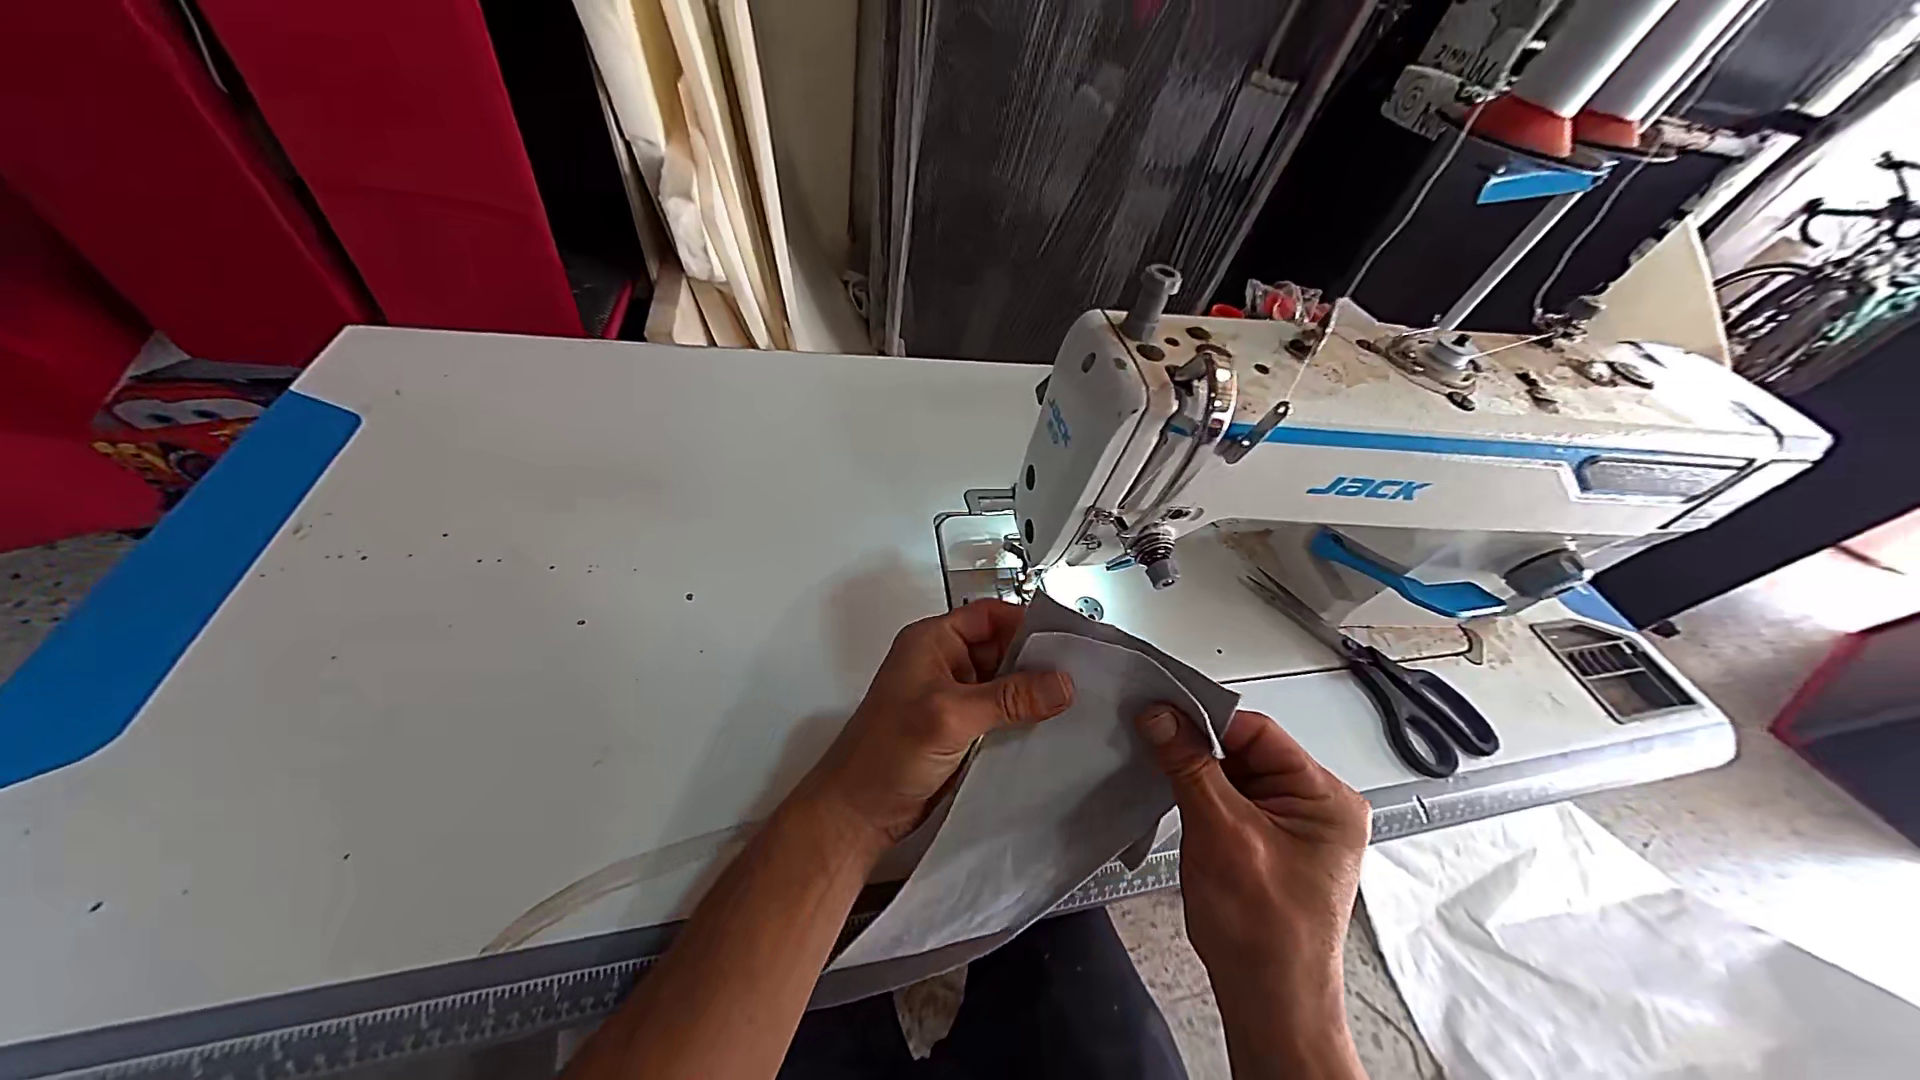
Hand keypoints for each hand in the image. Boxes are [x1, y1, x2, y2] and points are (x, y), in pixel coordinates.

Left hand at [797, 600, 1074, 846]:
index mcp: (932, 642)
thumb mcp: (949, 715)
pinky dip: (1021, 719)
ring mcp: (953, 697)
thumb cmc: (879, 755)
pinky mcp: (961, 728)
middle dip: (1035, 662)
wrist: (859, 812)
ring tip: (1064, 705)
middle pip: (1002, 648)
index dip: (1025, 623)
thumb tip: (1058, 683)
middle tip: (1071, 677)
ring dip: (1030, 694)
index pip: (989, 615)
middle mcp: (943, 664)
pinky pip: (1001, 713)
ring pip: (1005, 683)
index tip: (1061, 641)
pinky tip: (1043, 729)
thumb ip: (1008, 697)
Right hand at [1135, 705, 1370, 1077]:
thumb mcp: (1221, 834)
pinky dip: (1198, 792)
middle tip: (1156, 746)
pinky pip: (1227, 793)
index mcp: (1325, 798)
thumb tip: (1162, 718)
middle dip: (1198, 750)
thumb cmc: (1266, 936)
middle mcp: (1313, 803)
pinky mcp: (1264, 834)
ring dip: (1195, 773)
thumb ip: (1190, 767)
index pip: (1258, 731)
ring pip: (1231, 770)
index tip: (1162, 713)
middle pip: (1243, 748)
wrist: (1267, 1001)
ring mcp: (1288, 820)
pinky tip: (1179, 800)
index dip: (1207, 720)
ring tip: (1170, 785)